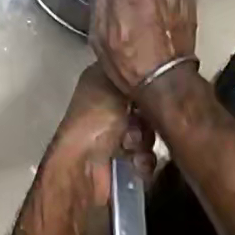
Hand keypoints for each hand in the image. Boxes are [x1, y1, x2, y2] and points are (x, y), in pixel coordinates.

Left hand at [47, 64, 154, 208]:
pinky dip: (143, 161)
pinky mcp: (123, 159)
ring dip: (143, 142)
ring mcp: (115, 132)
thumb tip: (145, 68)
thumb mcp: (112, 85)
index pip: (131, 74)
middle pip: (144, 106)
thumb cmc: (96, 118)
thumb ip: (132, 74)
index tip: (151, 91)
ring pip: (148, 132)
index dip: (143, 83)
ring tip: (130, 147)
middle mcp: (108, 104)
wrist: (83, 166)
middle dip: (145, 119)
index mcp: (101, 81)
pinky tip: (134, 163)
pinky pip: (146, 156)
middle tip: (135, 123)